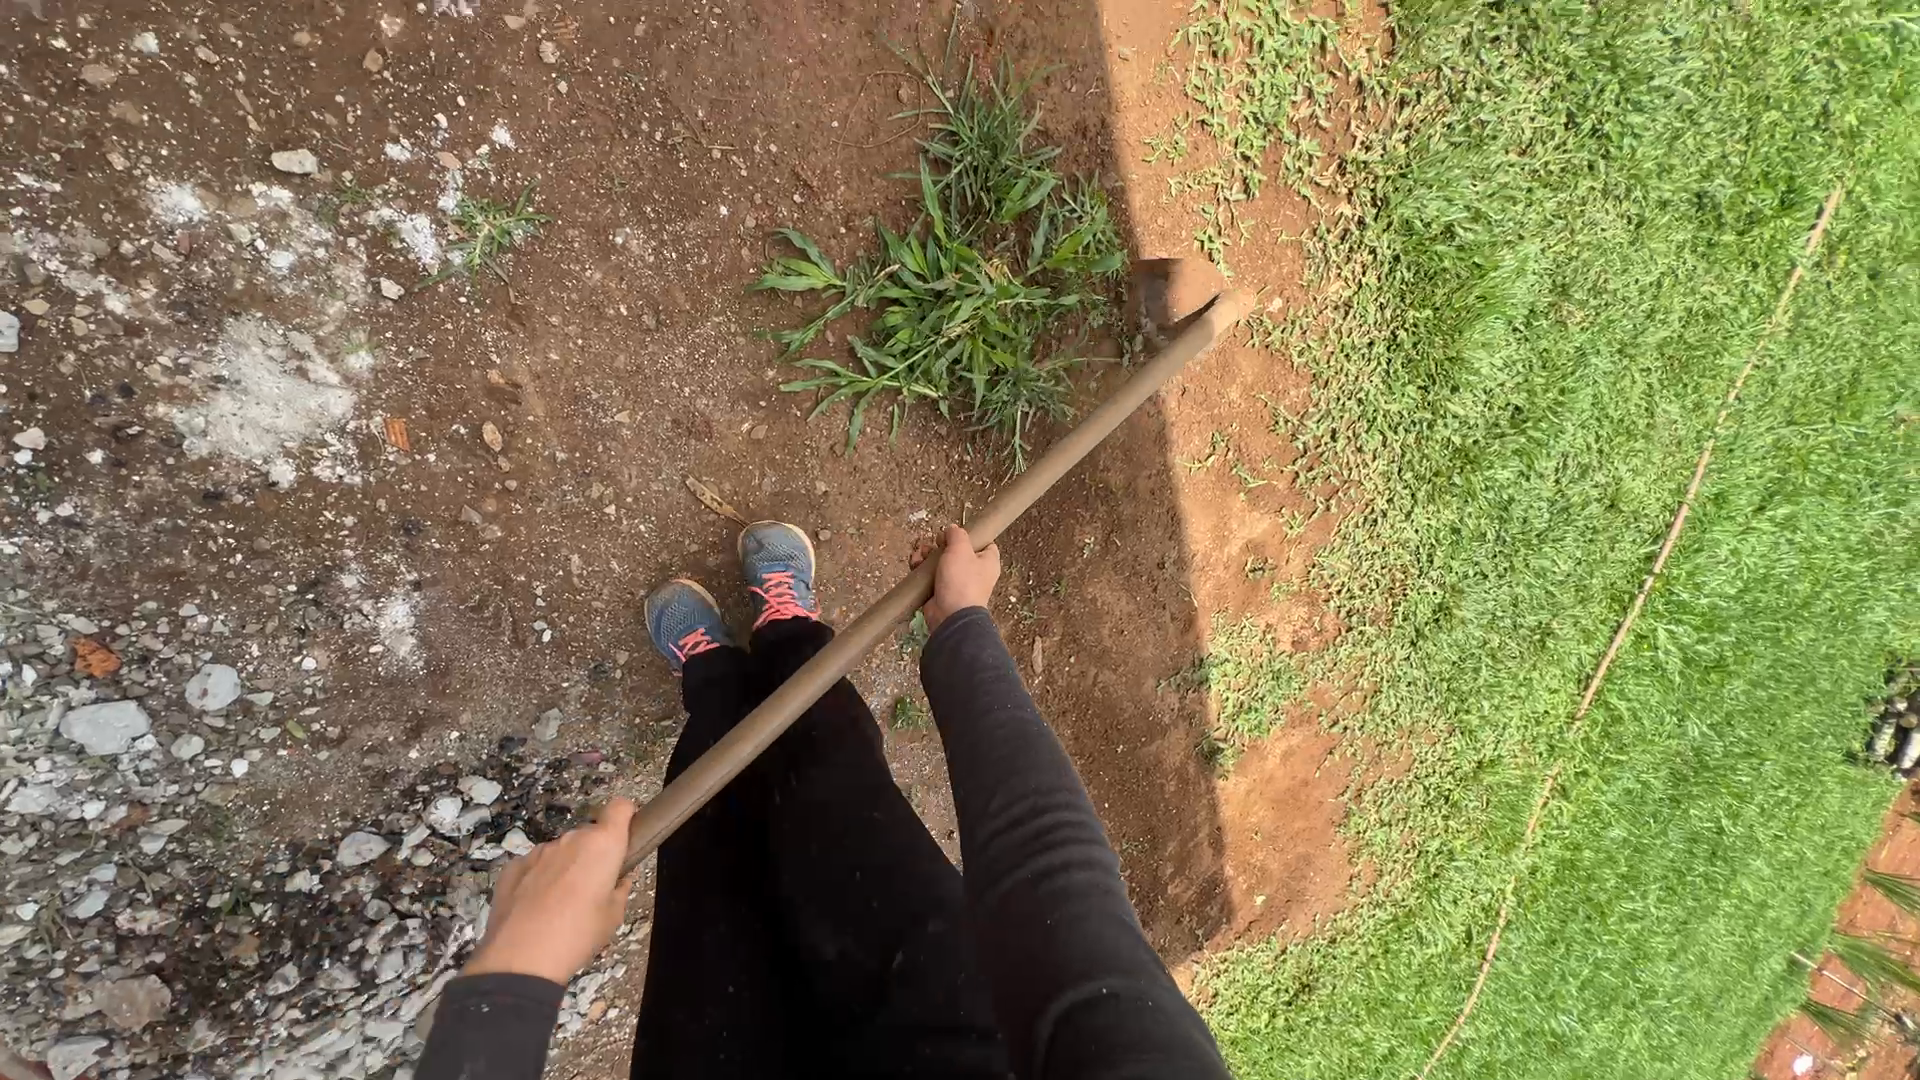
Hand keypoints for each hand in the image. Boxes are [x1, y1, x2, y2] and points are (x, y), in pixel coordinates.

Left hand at [463, 797, 638, 985]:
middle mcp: (572, 839)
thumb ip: (620, 890)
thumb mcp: (613, 917)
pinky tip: (532, 909)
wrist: (518, 963)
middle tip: (591, 888)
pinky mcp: (512, 868)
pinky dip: (537, 879)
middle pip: (589, 834)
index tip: (624, 841)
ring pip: (561, 851)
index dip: (625, 818)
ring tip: (557, 905)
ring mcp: (539, 852)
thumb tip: (617, 881)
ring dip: (564, 867)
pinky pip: (534, 865)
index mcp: (604, 844)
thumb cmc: (578, 935)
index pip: (621, 806)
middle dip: (592, 853)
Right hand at [922, 524, 999, 632]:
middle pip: (957, 550)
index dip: (970, 536)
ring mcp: (956, 582)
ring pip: (941, 561)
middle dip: (941, 544)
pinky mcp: (940, 591)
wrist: (950, 615)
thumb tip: (953, 529)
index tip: (956, 534)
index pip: (984, 543)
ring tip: (920, 554)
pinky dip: (922, 568)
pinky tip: (915, 564)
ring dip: (927, 555)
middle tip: (934, 543)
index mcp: (987, 561)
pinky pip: (931, 575)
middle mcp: (974, 572)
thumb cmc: (961, 580)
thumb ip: (957, 535)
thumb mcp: (961, 549)